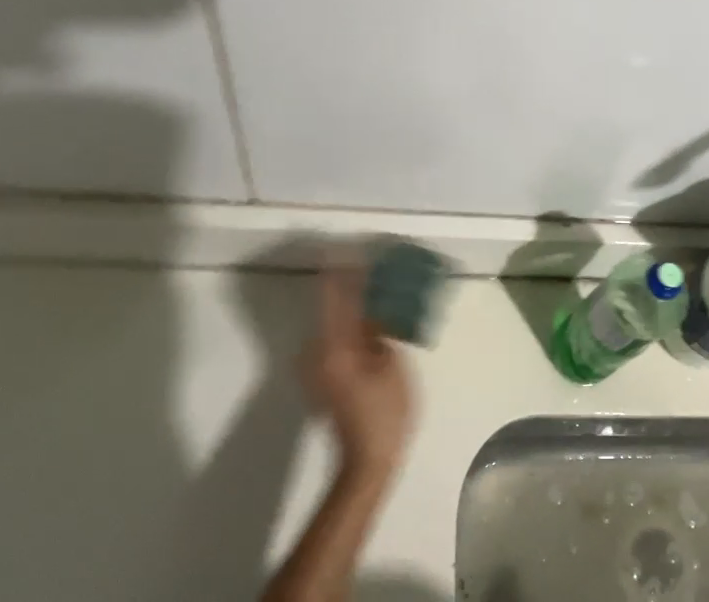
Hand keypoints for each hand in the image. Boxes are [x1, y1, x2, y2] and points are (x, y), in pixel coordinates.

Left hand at [307, 264, 414, 477]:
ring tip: (376, 289)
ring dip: (351, 305)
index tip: (354, 248)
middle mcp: (317, 350)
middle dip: (350, 285)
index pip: (335, 296)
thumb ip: (379, 329)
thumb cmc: (385, 413)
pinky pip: (335, 338)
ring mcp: (316, 364)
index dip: (344, 270)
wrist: (367, 460)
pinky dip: (350, 325)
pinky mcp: (321, 375)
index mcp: (335, 345)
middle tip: (373, 267)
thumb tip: (372, 306)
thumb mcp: (392, 364)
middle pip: (332, 306)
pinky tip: (372, 320)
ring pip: (333, 322)